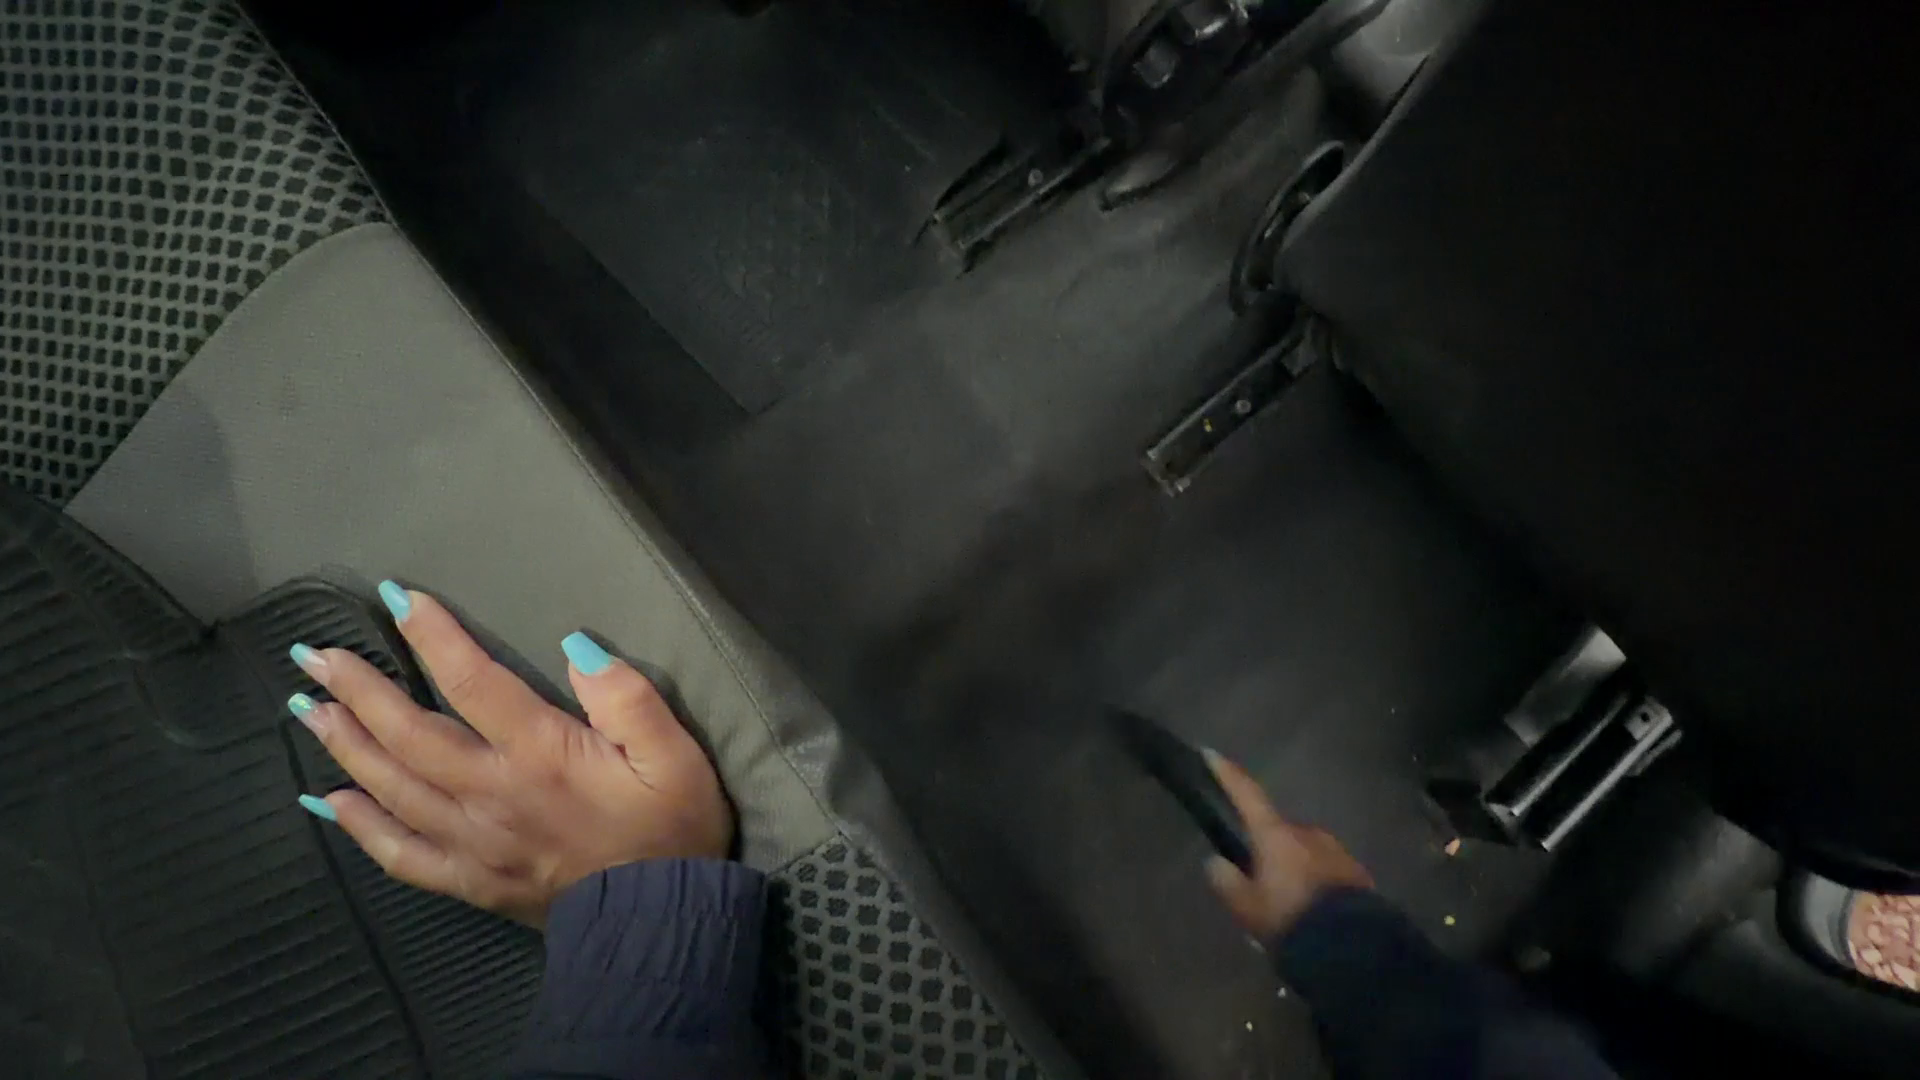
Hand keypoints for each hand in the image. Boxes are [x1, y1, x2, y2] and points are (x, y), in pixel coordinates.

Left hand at [288, 582, 732, 927]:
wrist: (660, 915)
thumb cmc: (673, 823)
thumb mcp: (675, 753)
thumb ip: (629, 698)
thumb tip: (578, 647)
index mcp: (542, 756)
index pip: (476, 683)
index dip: (435, 638)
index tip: (397, 598)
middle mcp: (492, 794)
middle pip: (411, 734)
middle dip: (361, 689)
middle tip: (313, 656)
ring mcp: (473, 842)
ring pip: (392, 786)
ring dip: (346, 744)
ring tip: (309, 708)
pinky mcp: (471, 879)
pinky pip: (399, 852)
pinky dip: (358, 826)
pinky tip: (327, 803)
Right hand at [1203, 750, 1373, 941]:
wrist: (1357, 950)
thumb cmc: (1291, 919)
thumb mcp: (1246, 907)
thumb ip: (1226, 881)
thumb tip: (1215, 861)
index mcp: (1275, 834)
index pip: (1246, 794)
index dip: (1227, 773)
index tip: (1211, 753)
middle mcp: (1306, 832)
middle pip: (1276, 831)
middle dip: (1267, 848)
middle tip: (1258, 880)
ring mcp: (1336, 851)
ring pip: (1303, 851)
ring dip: (1294, 867)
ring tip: (1289, 905)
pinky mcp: (1357, 874)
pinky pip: (1326, 870)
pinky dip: (1315, 882)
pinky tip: (1313, 911)